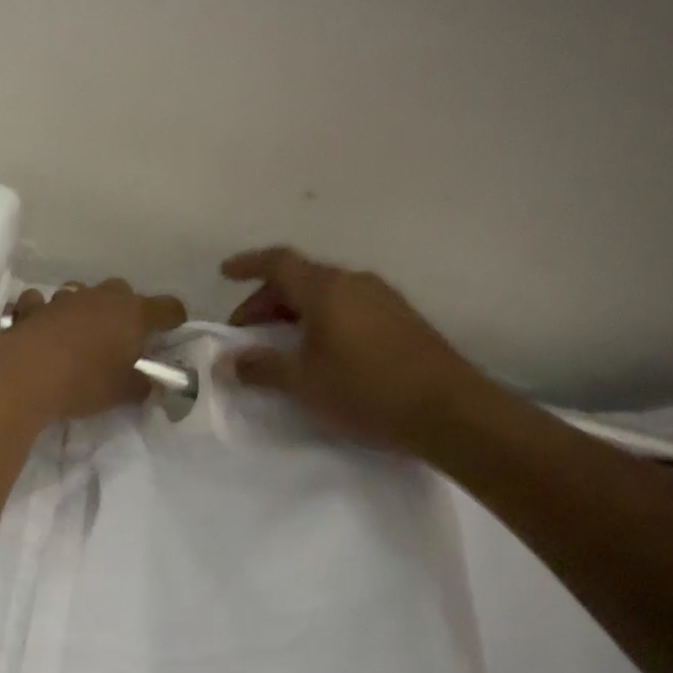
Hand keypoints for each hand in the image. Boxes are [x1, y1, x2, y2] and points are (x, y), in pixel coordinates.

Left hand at [0, 279, 187, 420]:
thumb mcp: (122, 393)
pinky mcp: (31, 308)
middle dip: (125, 309)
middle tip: (122, 336)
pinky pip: (40, 302)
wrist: (23, 375)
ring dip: (83, 308)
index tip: (173, 330)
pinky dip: (42, 312)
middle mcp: (100, 297)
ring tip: (79, 333)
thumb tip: (154, 385)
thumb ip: (143, 387)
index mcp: (132, 313)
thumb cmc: (83, 382)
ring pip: (80, 293)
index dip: (173, 318)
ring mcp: (63, 299)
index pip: (167, 307)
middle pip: (122, 292)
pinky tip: (39, 327)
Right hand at [221, 247, 493, 449]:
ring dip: (294, 313)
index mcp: (326, 288)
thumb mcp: (303, 382)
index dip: (248, 265)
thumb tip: (227, 362)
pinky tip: (317, 353)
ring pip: (325, 294)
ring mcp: (382, 299)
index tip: (224, 273)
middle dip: (265, 301)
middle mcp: (355, 283)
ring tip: (278, 345)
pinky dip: (320, 321)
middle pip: (300, 279)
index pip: (278, 262)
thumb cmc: (365, 388)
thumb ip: (261, 367)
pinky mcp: (400, 320)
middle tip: (244, 334)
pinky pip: (347, 308)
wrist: (448, 410)